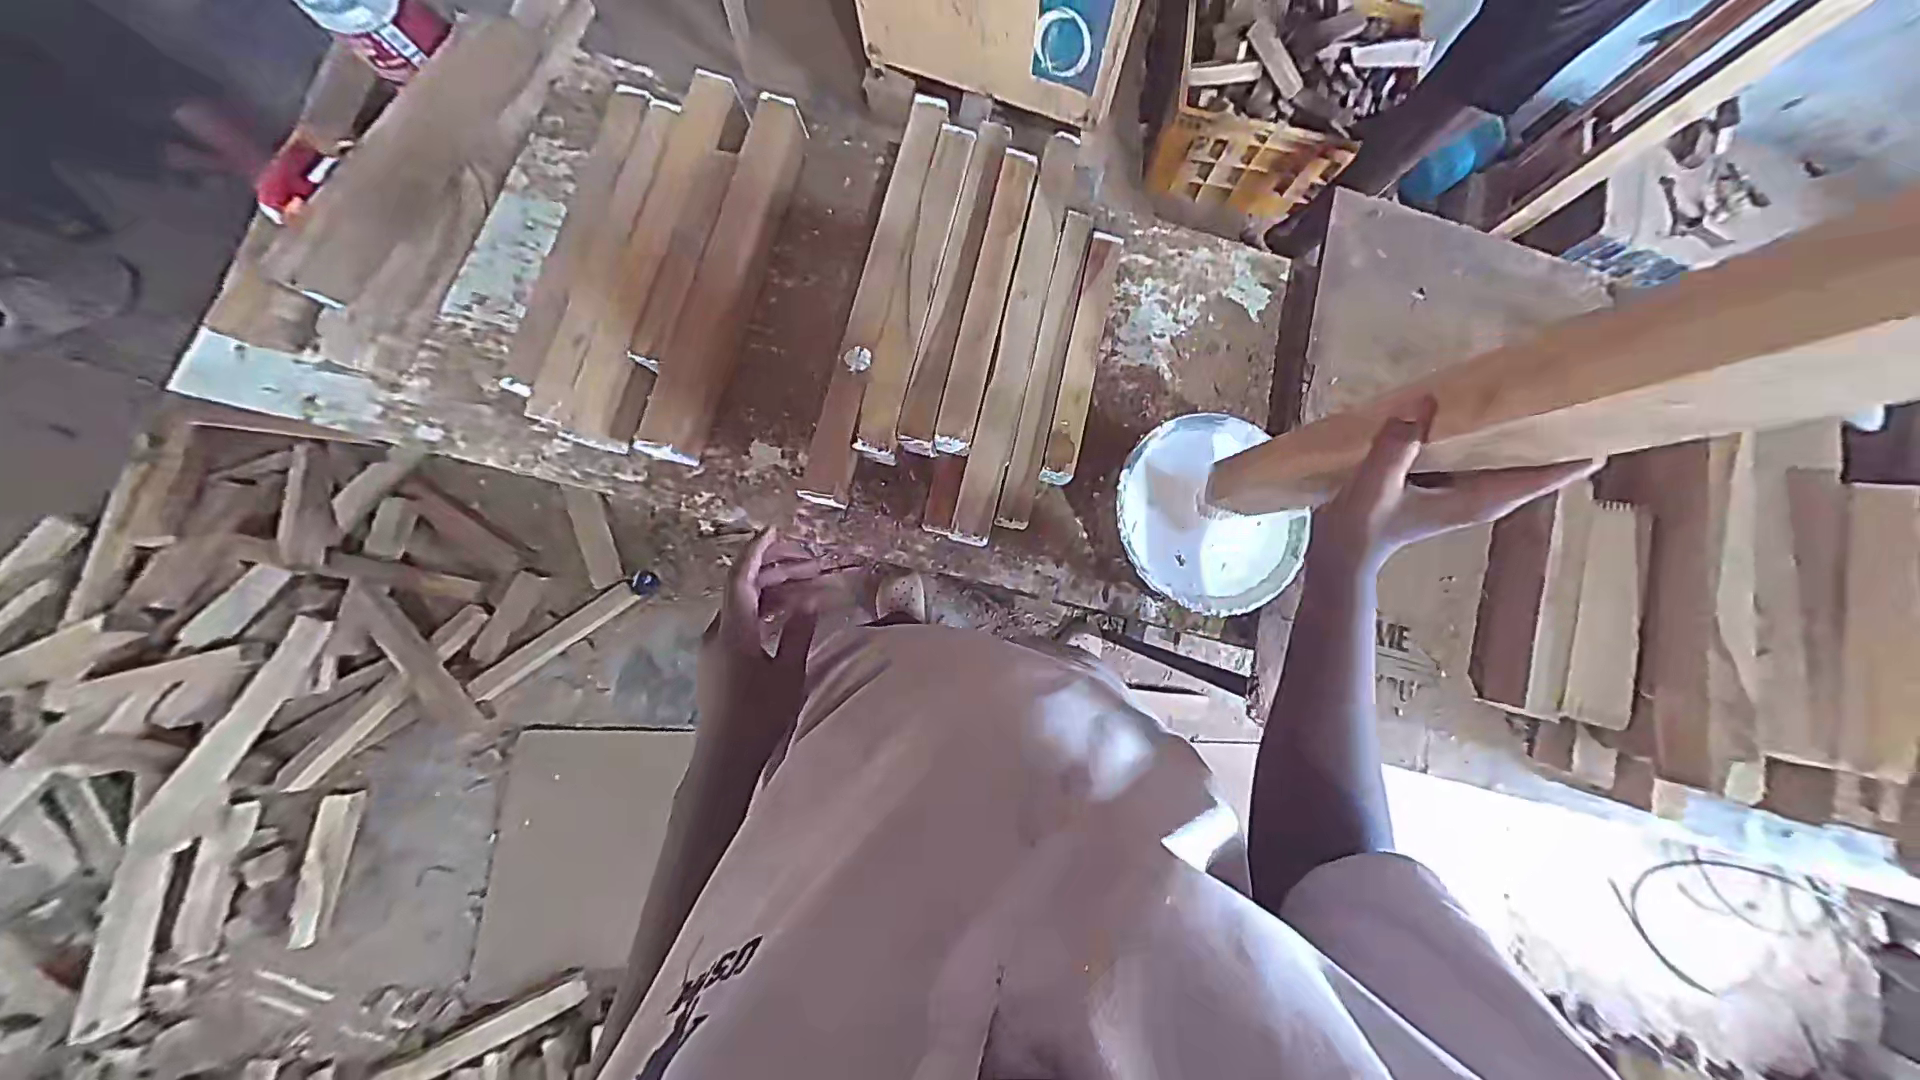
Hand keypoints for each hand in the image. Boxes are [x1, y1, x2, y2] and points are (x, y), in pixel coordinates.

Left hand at [697, 530, 833, 762]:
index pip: (742, 577)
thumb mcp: (788, 672)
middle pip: (746, 587)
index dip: (758, 550)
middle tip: (814, 565)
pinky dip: (767, 611)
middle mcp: (719, 632)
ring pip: (746, 604)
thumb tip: (810, 601)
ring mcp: (716, 645)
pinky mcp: (720, 659)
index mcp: (734, 630)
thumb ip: (799, 632)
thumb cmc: (759, 716)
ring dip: (776, 592)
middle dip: (779, 570)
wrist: (726, 757)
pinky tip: (790, 613)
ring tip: (811, 587)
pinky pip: (743, 621)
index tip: (776, 530)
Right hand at [1311, 400, 1602, 571]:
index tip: (1612, 411)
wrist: (1339, 553)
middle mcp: (1481, 494)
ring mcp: (1462, 490)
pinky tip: (1469, 410)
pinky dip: (1483, 433)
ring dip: (1520, 427)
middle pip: (1538, 460)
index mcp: (1480, 499)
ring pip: (1508, 454)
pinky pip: (1477, 452)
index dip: (1581, 446)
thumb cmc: (1361, 528)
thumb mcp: (1375, 487)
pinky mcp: (1441, 485)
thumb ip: (1396, 448)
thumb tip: (1423, 403)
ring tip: (1539, 386)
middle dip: (1558, 427)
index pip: (1550, 473)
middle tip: (1584, 383)